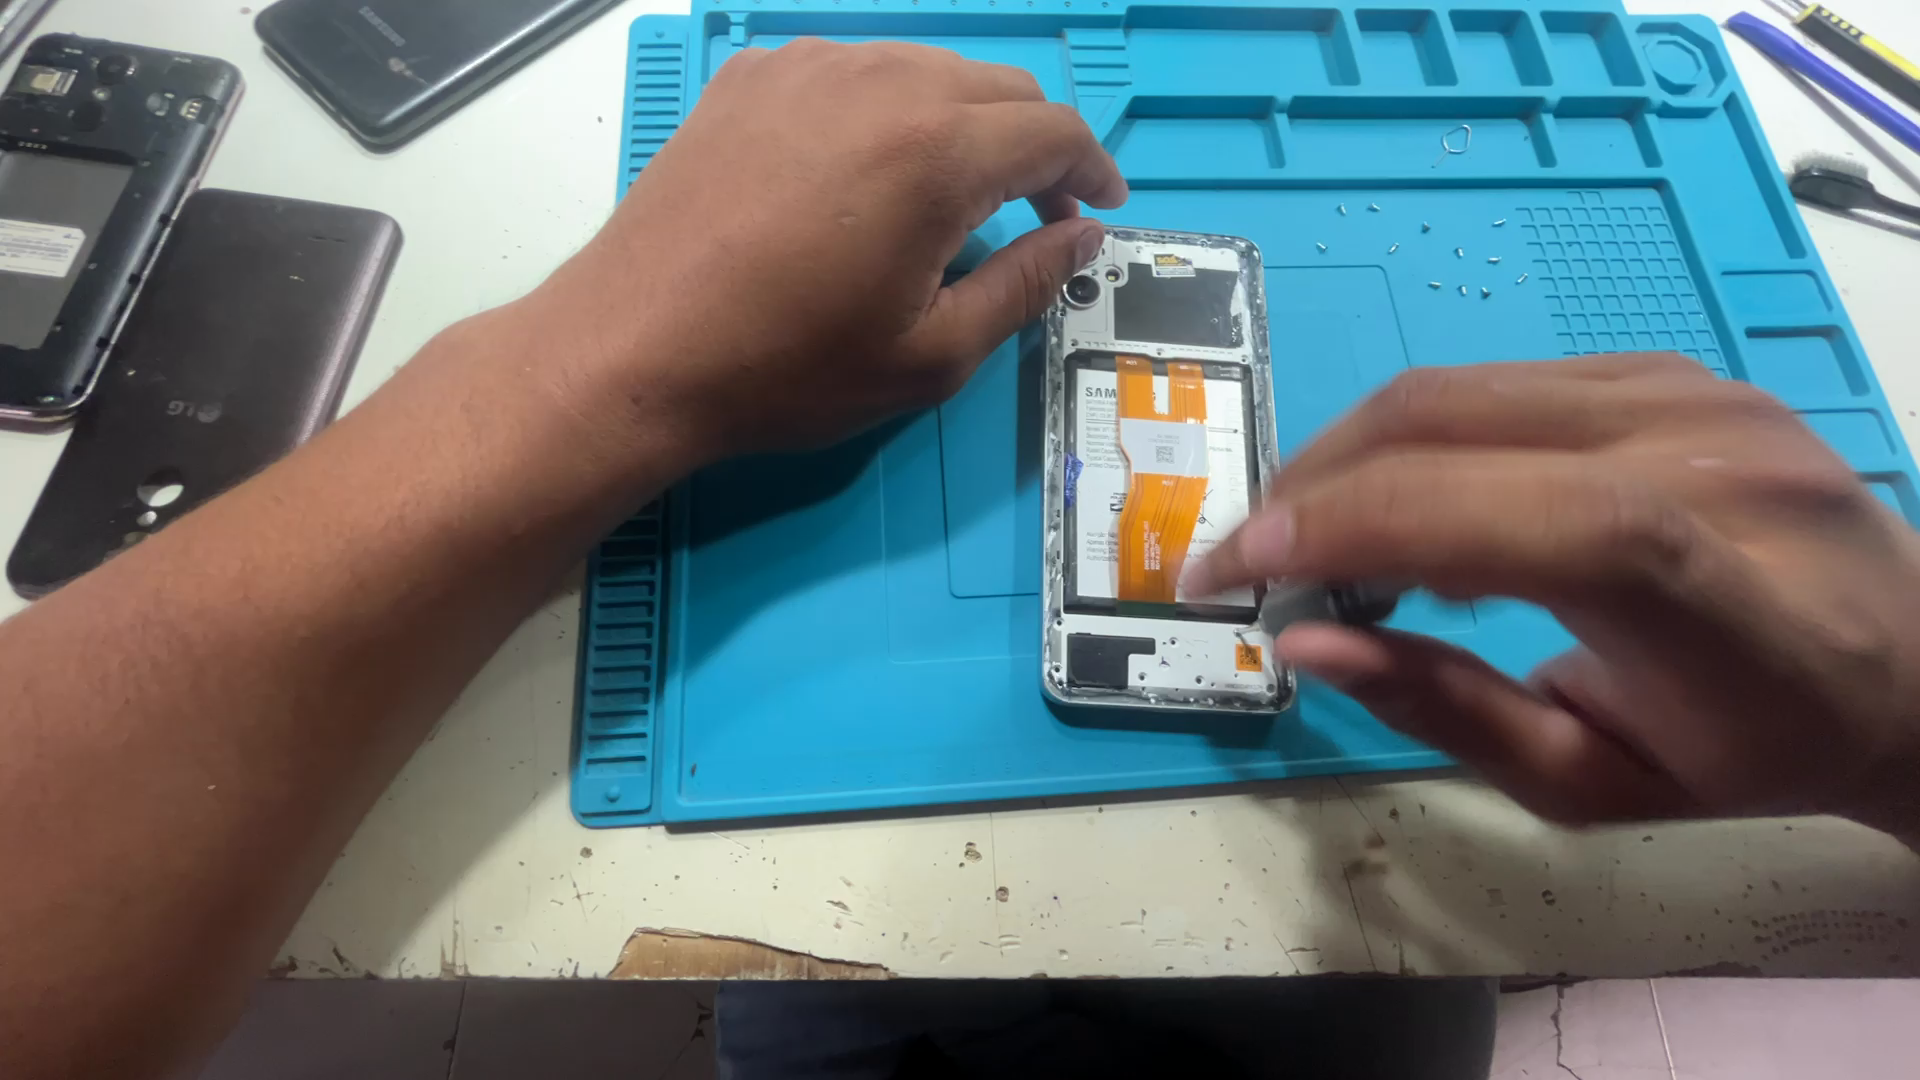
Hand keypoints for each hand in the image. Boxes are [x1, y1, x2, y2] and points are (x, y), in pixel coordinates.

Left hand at [531, 39, 1125, 463]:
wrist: (639, 351)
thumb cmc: (793, 371)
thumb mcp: (931, 355)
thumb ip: (1022, 288)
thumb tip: (1081, 239)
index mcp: (936, 154)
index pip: (1050, 131)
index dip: (1090, 169)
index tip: (1100, 207)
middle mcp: (878, 82)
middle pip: (997, 88)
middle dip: (1038, 146)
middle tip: (1040, 212)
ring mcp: (805, 70)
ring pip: (926, 70)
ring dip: (967, 125)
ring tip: (961, 194)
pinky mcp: (751, 81)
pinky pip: (854, 73)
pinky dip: (894, 111)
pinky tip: (875, 168)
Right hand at [1186, 355, 1919, 835]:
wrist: (1913, 663)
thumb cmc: (1743, 748)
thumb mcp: (1583, 779)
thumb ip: (1436, 708)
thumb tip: (1301, 642)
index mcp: (1699, 579)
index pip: (1486, 512)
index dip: (1341, 528)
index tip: (1233, 569)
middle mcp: (1691, 450)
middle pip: (1432, 425)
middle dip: (1304, 491)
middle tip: (1244, 557)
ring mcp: (1673, 392)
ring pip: (1434, 394)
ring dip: (1332, 463)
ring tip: (1299, 536)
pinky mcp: (1647, 373)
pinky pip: (1469, 393)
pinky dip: (1389, 448)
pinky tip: (1384, 508)